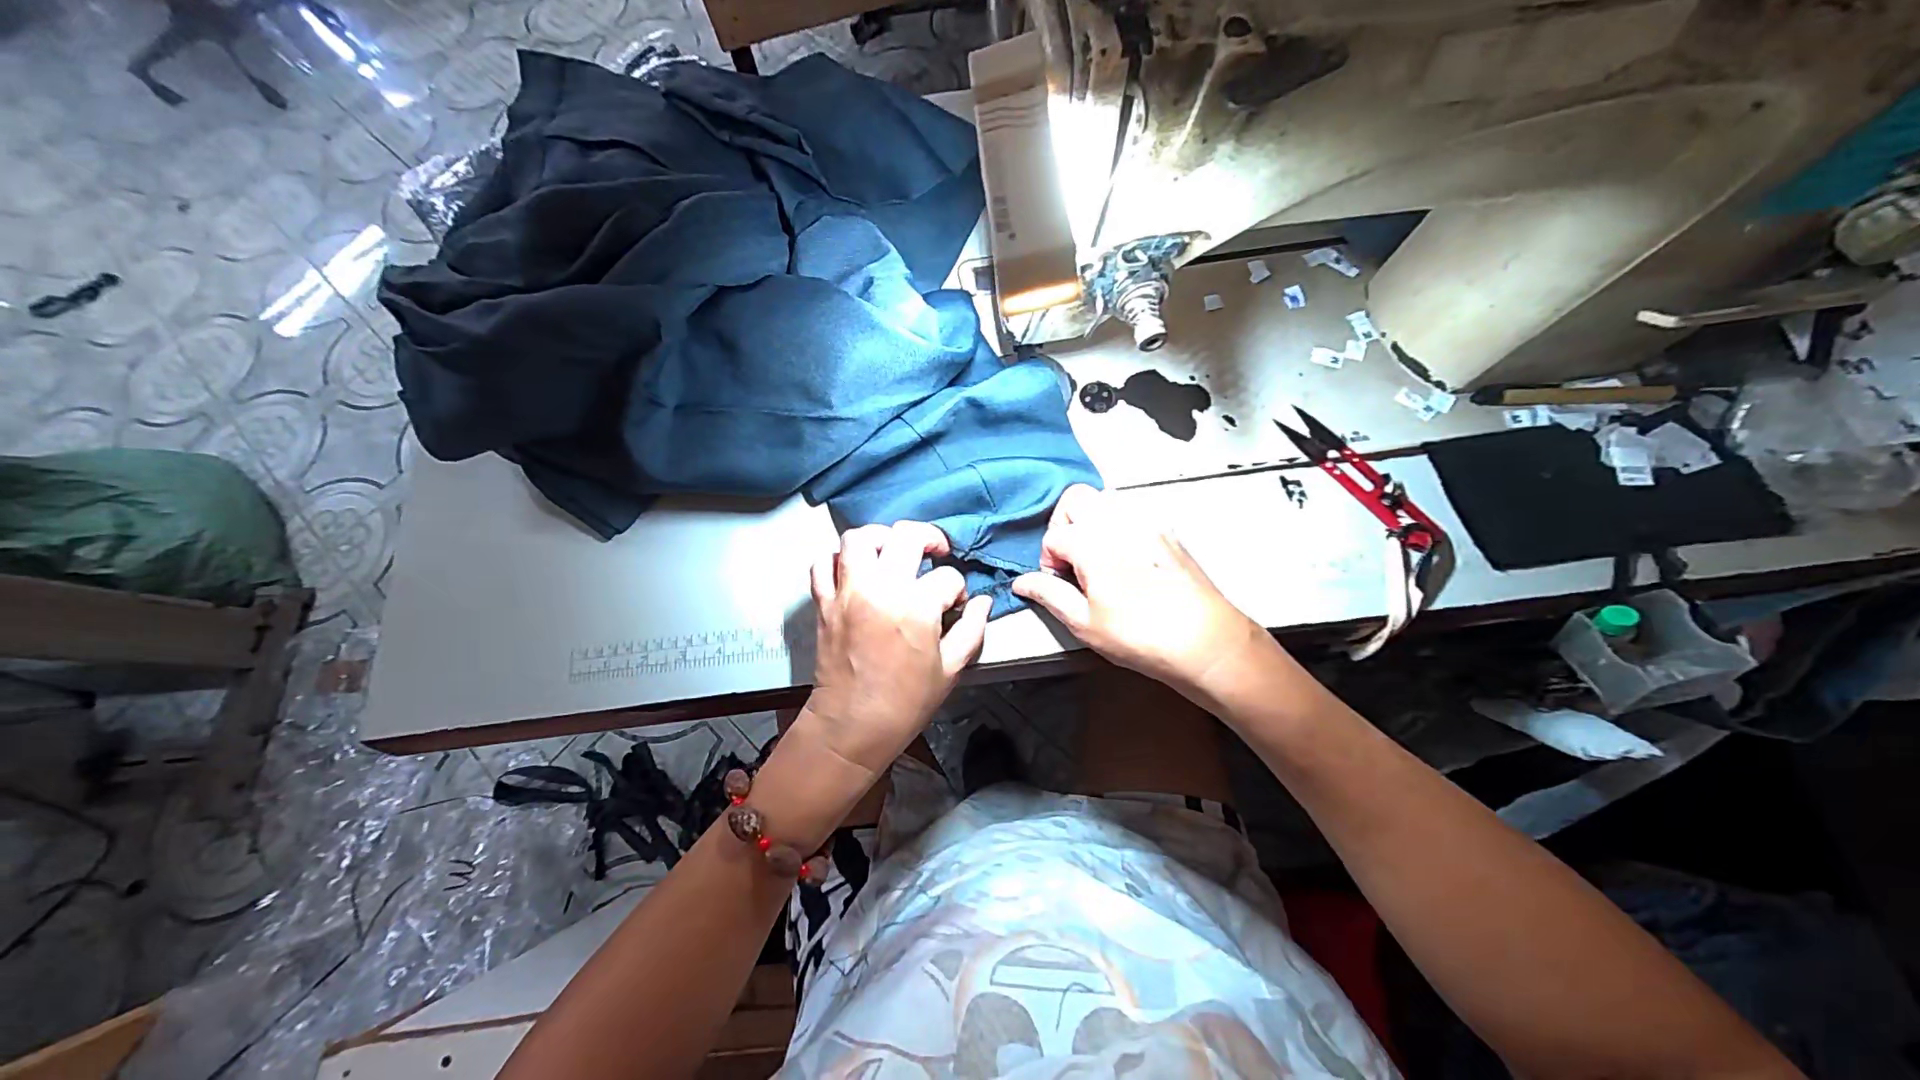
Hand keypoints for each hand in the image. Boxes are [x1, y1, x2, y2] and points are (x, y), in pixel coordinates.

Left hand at [803, 521, 991, 778]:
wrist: (852, 726)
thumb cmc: (905, 702)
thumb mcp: (951, 670)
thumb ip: (971, 630)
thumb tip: (982, 603)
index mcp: (917, 607)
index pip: (947, 577)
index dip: (957, 589)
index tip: (954, 605)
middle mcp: (881, 589)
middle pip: (906, 536)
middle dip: (928, 538)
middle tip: (935, 552)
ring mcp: (847, 592)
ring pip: (860, 538)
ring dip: (881, 538)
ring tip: (893, 552)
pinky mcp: (824, 602)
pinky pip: (823, 563)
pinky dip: (839, 559)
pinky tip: (856, 570)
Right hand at [1012, 484, 1270, 701]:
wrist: (1206, 641)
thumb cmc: (1143, 636)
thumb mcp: (1085, 623)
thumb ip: (1050, 595)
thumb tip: (1024, 583)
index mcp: (1092, 543)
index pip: (1053, 536)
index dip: (1048, 561)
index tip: (1058, 583)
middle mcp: (1118, 523)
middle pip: (1076, 499)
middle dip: (1064, 524)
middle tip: (1070, 560)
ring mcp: (1147, 523)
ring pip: (1105, 501)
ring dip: (1091, 522)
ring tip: (1097, 560)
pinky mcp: (1167, 533)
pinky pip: (1133, 514)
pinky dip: (1118, 528)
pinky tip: (1124, 562)